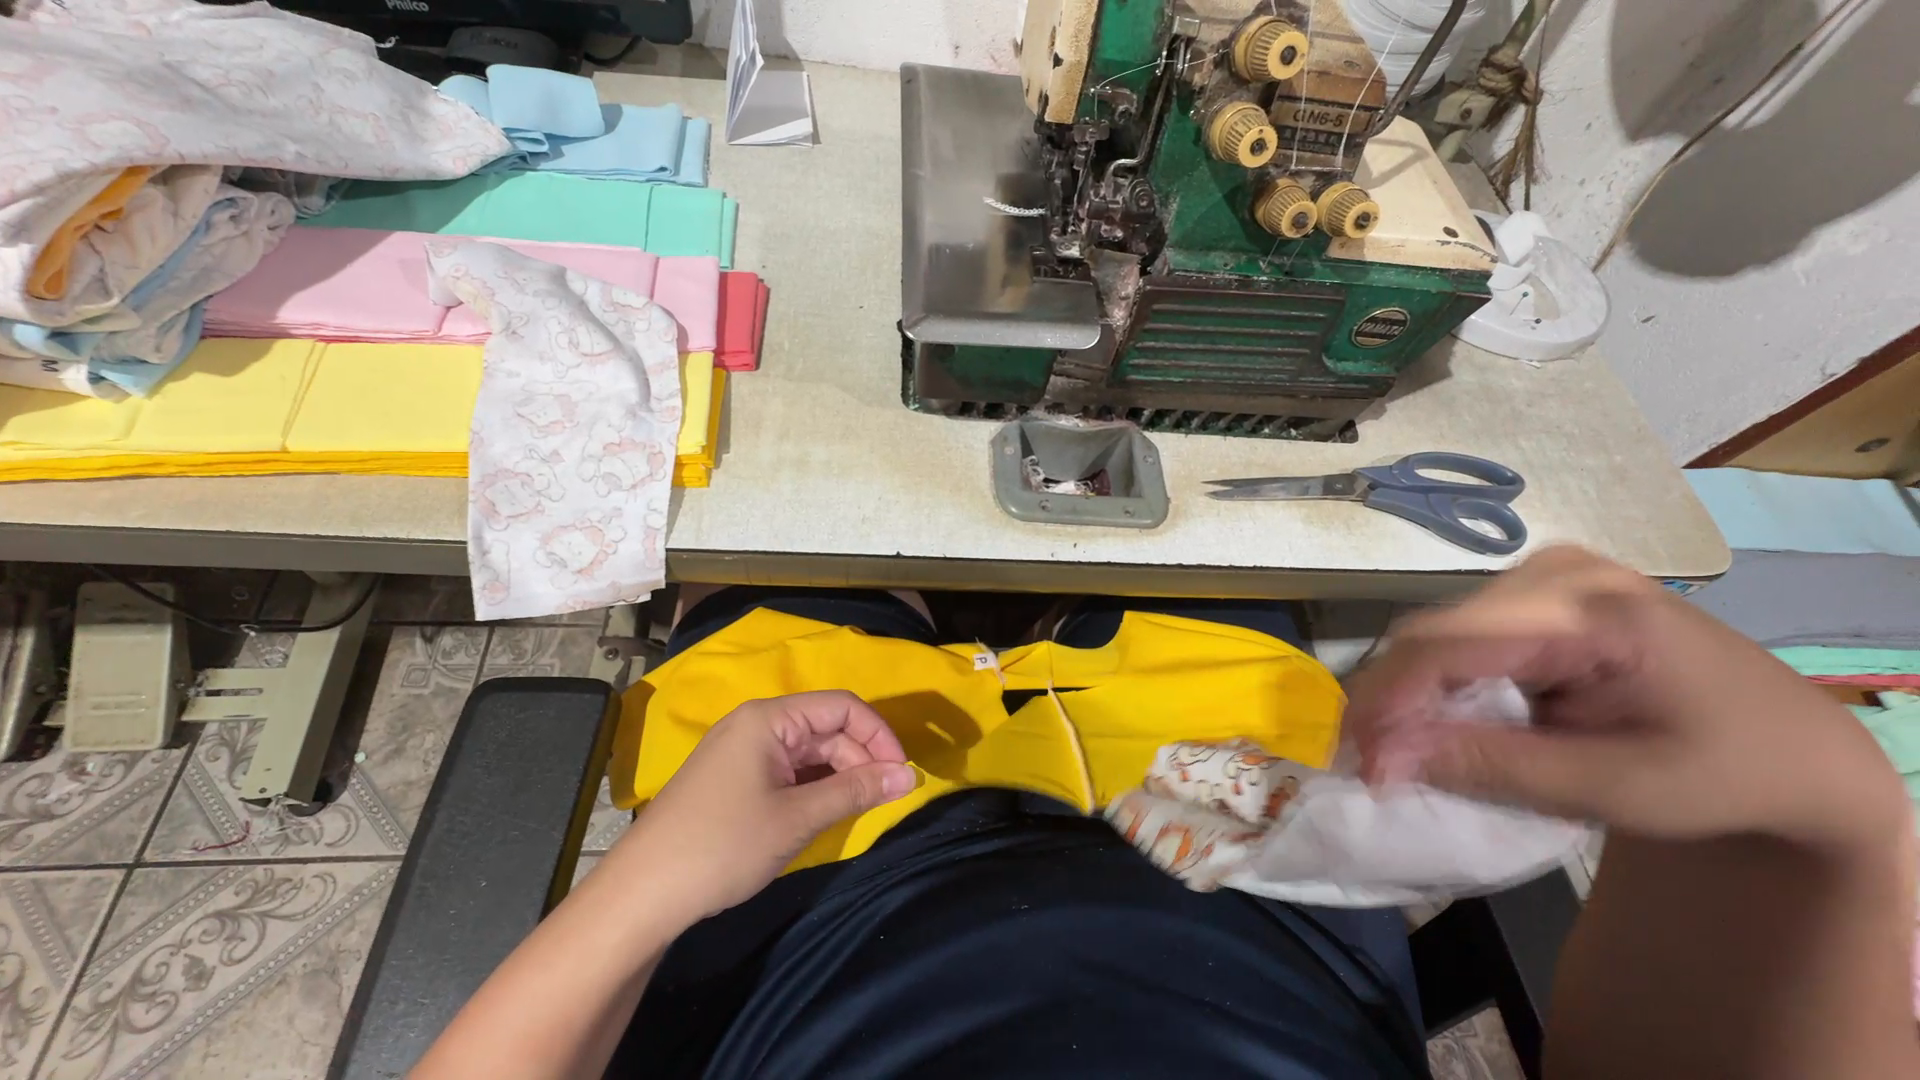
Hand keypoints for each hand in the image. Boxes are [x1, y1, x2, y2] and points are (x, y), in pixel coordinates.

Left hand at [604, 691, 918, 924]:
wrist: (644, 893)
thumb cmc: (723, 845)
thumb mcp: (797, 818)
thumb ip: (856, 791)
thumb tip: (910, 776)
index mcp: (769, 719)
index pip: (842, 707)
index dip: (878, 735)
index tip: (901, 775)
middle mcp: (757, 725)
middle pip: (827, 729)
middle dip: (861, 759)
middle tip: (884, 801)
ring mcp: (744, 752)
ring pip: (810, 752)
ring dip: (840, 776)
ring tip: (858, 811)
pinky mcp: (736, 780)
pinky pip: (790, 771)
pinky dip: (815, 788)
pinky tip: (826, 814)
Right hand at [1345, 546, 1908, 852]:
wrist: (1787, 745)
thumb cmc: (1719, 772)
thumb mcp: (1614, 787)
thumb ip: (1492, 765)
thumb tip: (1381, 757)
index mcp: (1594, 609)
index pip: (1454, 645)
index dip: (1392, 702)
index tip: (1362, 765)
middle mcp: (1559, 573)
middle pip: (1434, 633)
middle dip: (1392, 701)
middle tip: (1373, 767)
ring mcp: (1546, 576)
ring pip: (1435, 633)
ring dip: (1408, 695)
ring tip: (1398, 751)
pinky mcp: (1535, 593)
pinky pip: (1457, 636)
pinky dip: (1436, 684)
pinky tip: (1436, 721)